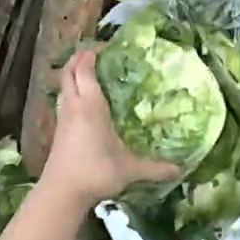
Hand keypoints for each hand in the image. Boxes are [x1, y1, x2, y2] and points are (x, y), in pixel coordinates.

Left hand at [39, 49, 181, 204]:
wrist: (61, 192)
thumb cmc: (96, 172)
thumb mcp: (130, 170)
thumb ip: (156, 168)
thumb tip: (182, 169)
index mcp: (90, 105)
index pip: (85, 69)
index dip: (92, 54)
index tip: (106, 47)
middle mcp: (73, 106)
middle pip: (68, 71)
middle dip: (79, 58)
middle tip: (96, 53)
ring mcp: (63, 117)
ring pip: (63, 86)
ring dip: (73, 74)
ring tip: (90, 73)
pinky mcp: (58, 130)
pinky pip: (63, 101)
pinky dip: (71, 92)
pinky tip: (84, 103)